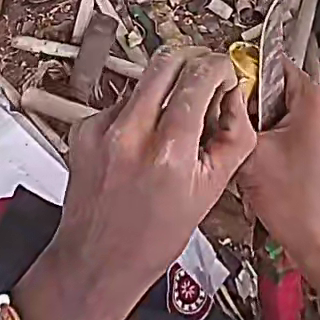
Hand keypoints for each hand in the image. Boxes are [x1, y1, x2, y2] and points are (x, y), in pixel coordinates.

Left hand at [19, 48, 254, 319]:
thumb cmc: (152, 237)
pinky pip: (121, 103)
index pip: (198, 78)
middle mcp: (130, 133)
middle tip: (204, 75)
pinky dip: (138, 112)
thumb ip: (232, 138)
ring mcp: (102, 128)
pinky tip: (142, 142)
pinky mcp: (84, 128)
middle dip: (192, 59)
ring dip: (165, 89)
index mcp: (168, 152)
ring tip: (172, 123)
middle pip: (166, 60)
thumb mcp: (209, 193)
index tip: (224, 72)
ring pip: (143, 80)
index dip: (219, 67)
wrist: (98, 260)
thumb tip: (235, 97)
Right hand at [237, 63, 319, 274]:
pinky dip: (255, 142)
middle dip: (239, 102)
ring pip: (264, 111)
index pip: (268, 61)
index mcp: (311, 99)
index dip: (238, 70)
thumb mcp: (252, 154)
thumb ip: (230, 120)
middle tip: (220, 117)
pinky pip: (271, 131)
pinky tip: (245, 161)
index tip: (216, 80)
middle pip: (264, 87)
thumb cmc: (305, 207)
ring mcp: (311, 129)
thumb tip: (211, 100)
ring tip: (234, 143)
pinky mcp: (304, 148)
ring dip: (245, 125)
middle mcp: (316, 109)